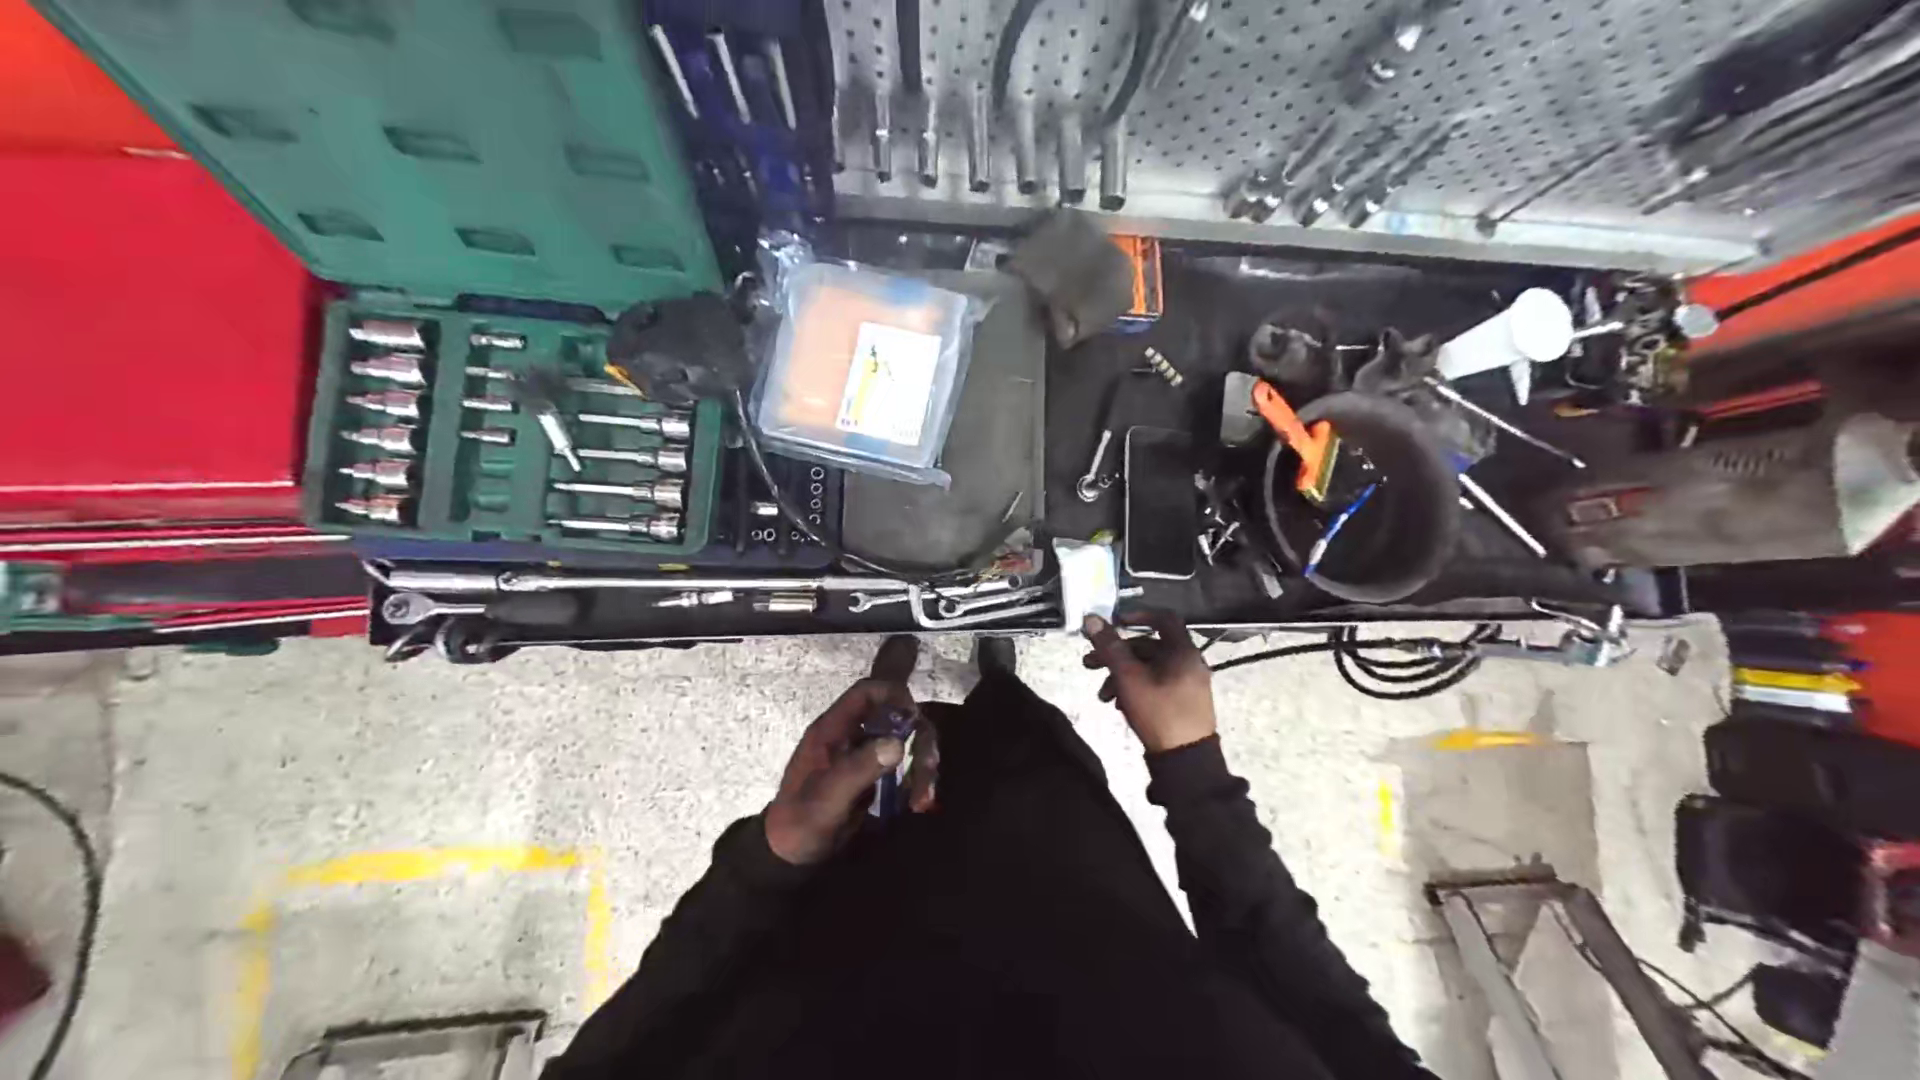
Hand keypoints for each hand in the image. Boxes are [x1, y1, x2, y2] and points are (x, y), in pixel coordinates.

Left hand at [764, 679, 911, 865]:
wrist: (792, 856)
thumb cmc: (801, 823)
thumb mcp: (827, 799)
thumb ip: (859, 769)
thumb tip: (898, 743)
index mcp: (832, 730)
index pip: (866, 692)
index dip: (893, 695)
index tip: (914, 720)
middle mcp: (852, 734)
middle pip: (896, 716)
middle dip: (918, 739)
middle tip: (929, 768)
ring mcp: (864, 753)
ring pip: (906, 740)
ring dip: (922, 763)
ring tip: (923, 798)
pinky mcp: (875, 773)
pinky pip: (906, 763)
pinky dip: (918, 778)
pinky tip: (920, 802)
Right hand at [1081, 610, 1216, 752]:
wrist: (1185, 760)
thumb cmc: (1158, 711)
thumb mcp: (1128, 677)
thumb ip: (1110, 646)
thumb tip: (1091, 618)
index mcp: (1182, 651)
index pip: (1163, 618)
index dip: (1137, 615)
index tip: (1113, 623)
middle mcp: (1188, 662)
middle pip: (1148, 646)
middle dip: (1116, 654)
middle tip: (1090, 664)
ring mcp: (1187, 683)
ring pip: (1148, 668)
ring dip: (1121, 675)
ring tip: (1103, 695)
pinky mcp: (1182, 701)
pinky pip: (1155, 683)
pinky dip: (1135, 687)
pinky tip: (1119, 704)